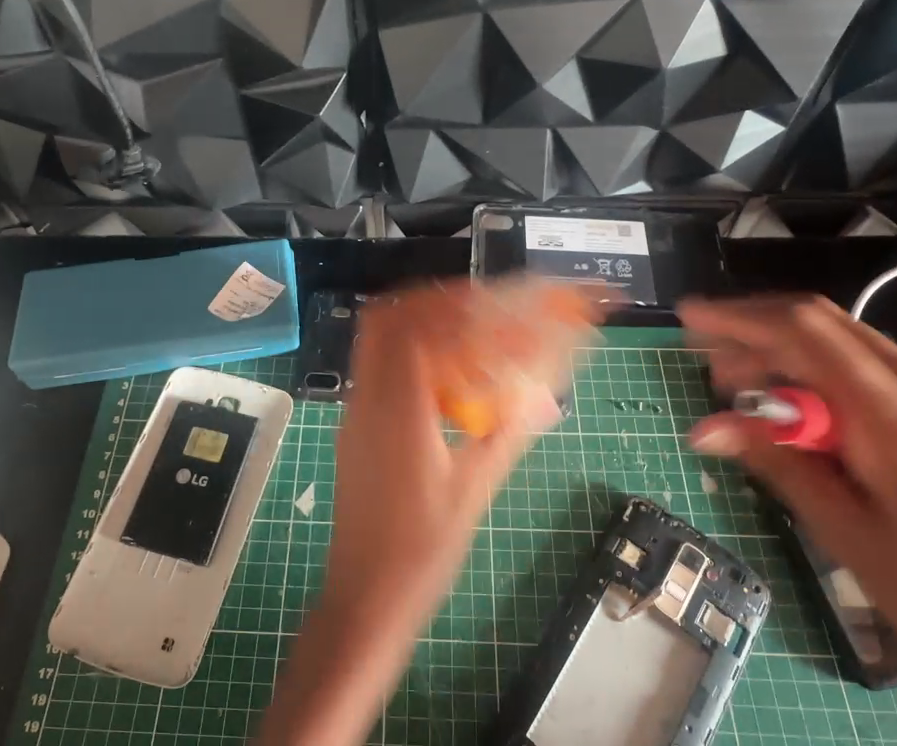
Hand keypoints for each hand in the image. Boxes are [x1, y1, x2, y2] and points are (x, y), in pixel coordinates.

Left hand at [324, 284, 569, 622]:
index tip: (486, 300)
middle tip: (472, 308)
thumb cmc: (420, 551)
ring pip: (374, 343)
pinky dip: (407, 355)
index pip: (412, 330)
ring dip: (416, 325)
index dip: (448, 305)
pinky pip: (375, 369)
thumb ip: (505, 435)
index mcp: (396, 410)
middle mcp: (367, 400)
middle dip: (428, 303)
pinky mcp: (355, 429)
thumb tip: (542, 398)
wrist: (364, 596)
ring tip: (462, 333)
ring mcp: (355, 413)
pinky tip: (442, 377)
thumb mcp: (474, 491)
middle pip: (383, 321)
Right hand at [681, 296, 896, 745]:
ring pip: (853, 345)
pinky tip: (807, 412)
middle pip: (828, 325)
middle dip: (758, 331)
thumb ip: (781, 465)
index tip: (690, 319)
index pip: (804, 334)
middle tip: (710, 365)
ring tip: (746, 391)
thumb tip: (709, 427)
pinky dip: (830, 376)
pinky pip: (882, 372)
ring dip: (793, 354)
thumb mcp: (852, 540)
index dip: (738, 319)